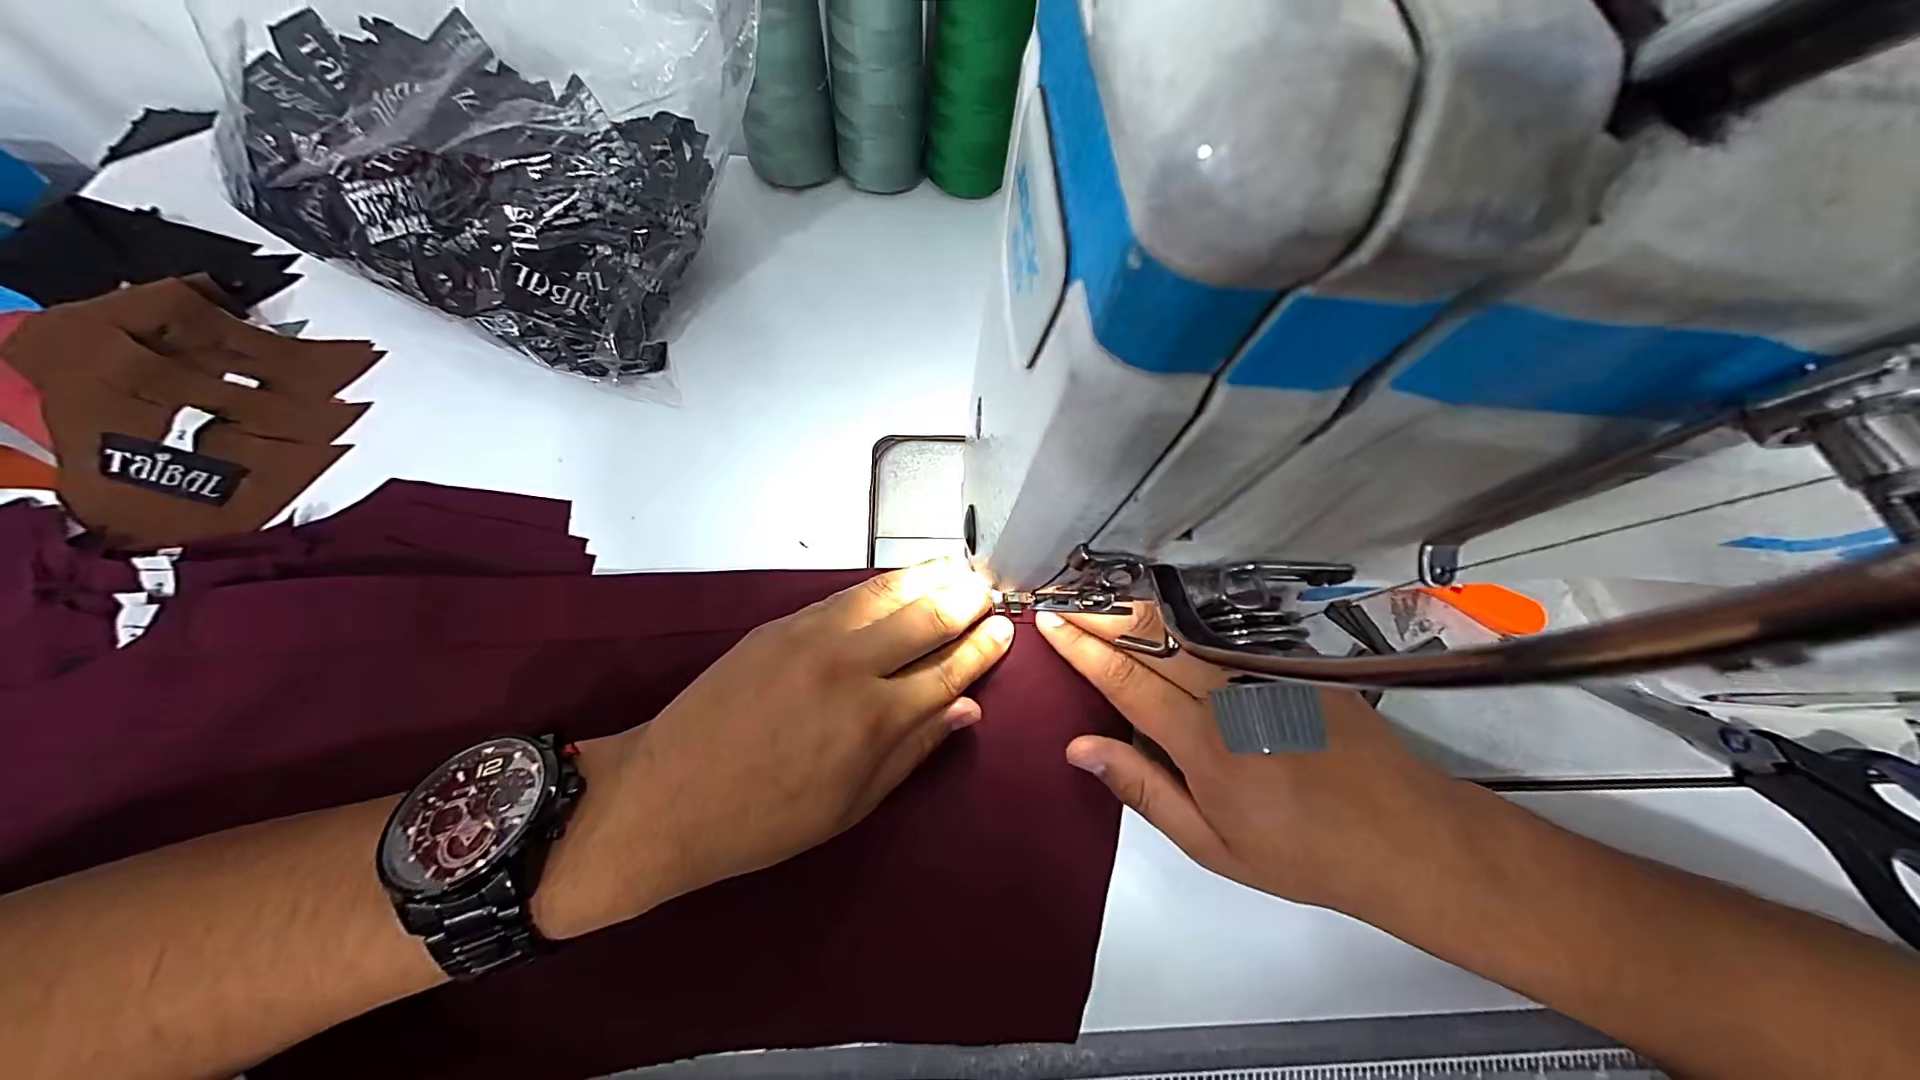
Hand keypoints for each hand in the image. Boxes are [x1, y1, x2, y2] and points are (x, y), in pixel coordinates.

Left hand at [537, 559, 1013, 936]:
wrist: (665, 795)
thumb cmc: (766, 818)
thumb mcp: (852, 804)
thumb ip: (914, 749)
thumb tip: (968, 707)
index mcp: (874, 721)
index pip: (948, 670)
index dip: (983, 648)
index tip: (1006, 628)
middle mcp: (851, 667)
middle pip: (927, 618)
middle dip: (967, 600)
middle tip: (991, 589)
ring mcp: (812, 637)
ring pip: (888, 593)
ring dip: (930, 578)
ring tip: (960, 569)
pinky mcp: (782, 624)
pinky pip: (847, 596)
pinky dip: (885, 584)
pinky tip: (903, 579)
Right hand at [1037, 607, 1478, 916]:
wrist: (1405, 836)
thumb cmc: (1302, 853)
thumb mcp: (1211, 844)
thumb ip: (1142, 787)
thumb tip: (1081, 748)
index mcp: (1204, 744)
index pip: (1125, 679)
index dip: (1081, 648)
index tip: (1050, 626)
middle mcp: (1231, 696)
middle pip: (1150, 637)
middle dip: (1099, 615)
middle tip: (1063, 602)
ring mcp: (1266, 673)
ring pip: (1184, 626)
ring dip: (1134, 609)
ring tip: (1097, 600)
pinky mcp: (1293, 664)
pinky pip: (1223, 634)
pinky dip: (1180, 619)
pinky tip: (1159, 616)